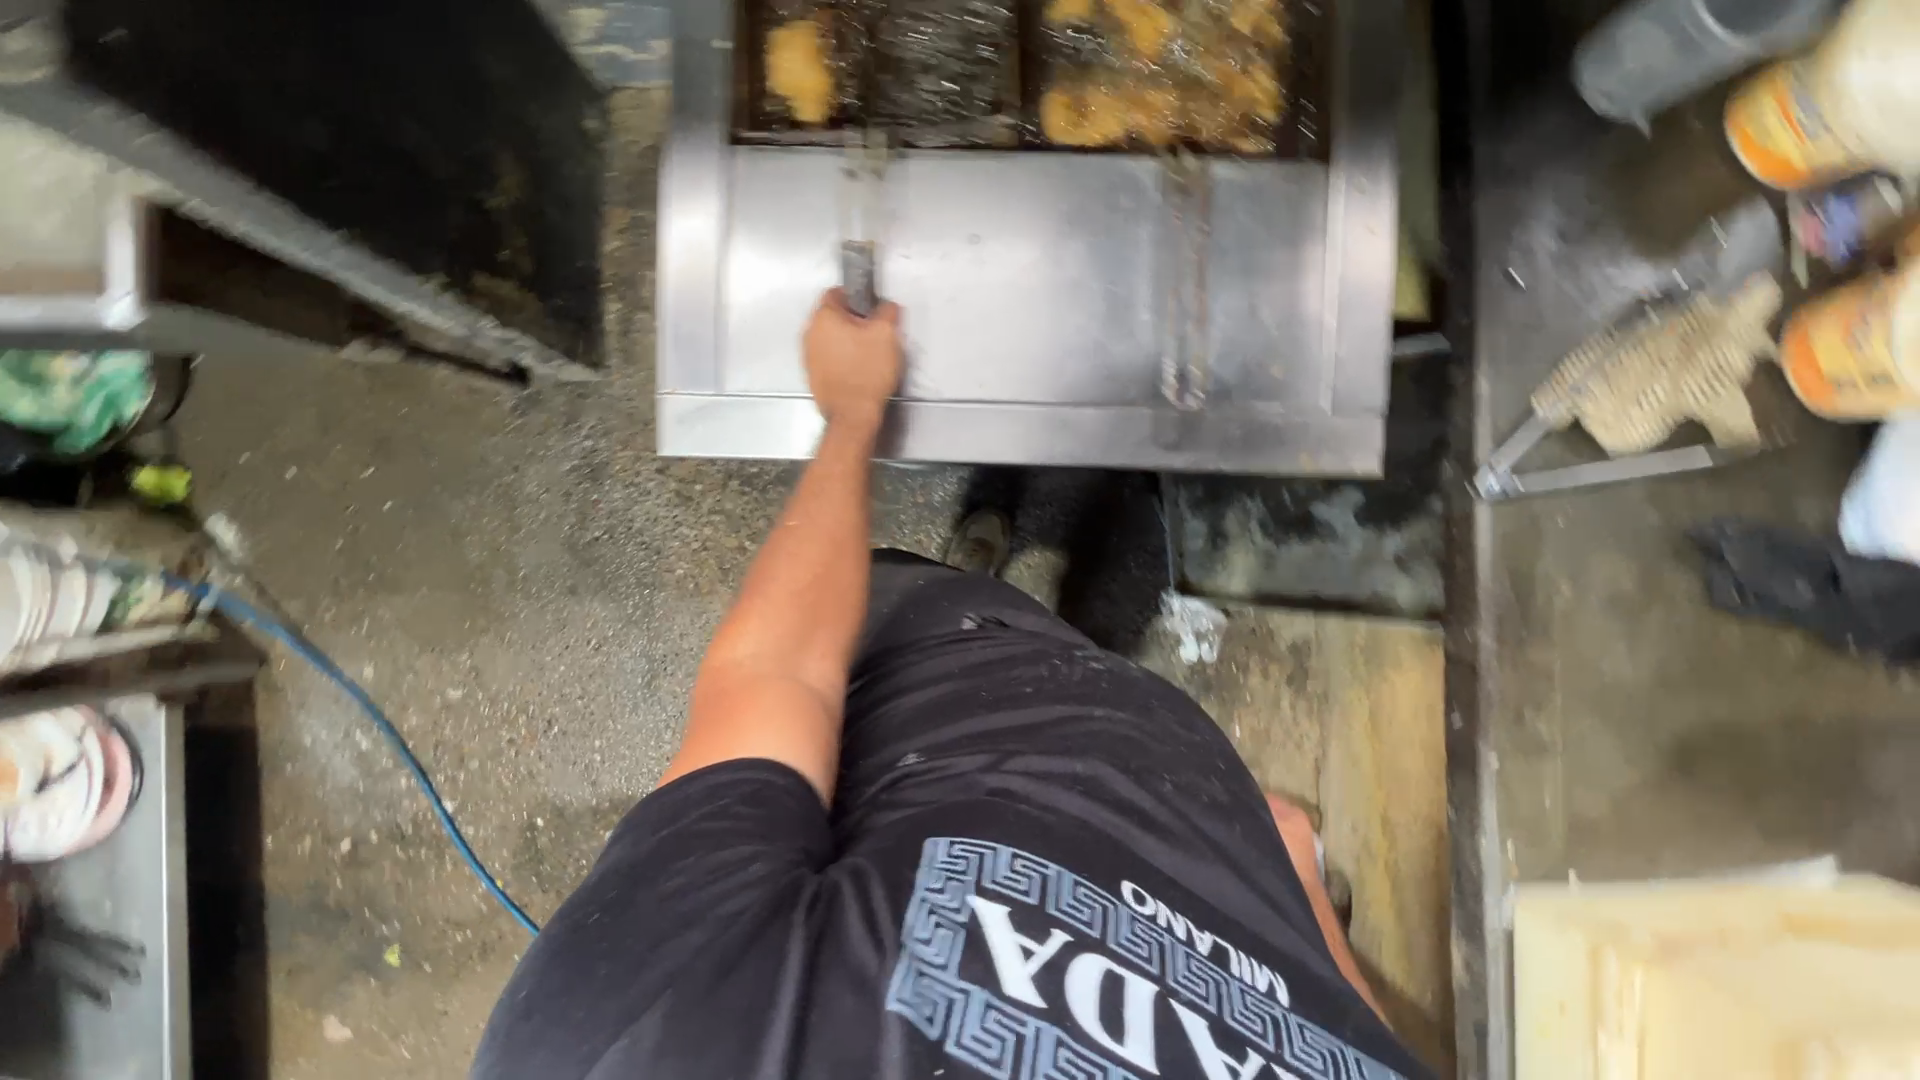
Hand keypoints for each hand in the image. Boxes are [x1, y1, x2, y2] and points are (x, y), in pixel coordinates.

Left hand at [803, 288, 901, 428]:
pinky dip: (842, 361)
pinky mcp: (813, 376)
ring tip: (869, 355)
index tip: (872, 309)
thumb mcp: (887, 334)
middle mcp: (809, 334)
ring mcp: (808, 357)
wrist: (853, 415)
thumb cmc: (867, 373)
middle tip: (875, 333)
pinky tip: (859, 372)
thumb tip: (887, 306)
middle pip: (833, 317)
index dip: (858, 297)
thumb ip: (888, 311)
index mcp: (823, 317)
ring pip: (831, 339)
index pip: (837, 292)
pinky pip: (829, 359)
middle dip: (853, 322)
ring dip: (848, 342)